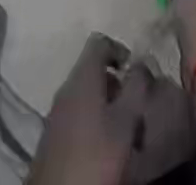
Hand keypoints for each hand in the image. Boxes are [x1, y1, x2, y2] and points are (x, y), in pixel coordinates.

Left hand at [26, 34, 149, 184]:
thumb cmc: (94, 154)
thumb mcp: (125, 119)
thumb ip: (136, 86)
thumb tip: (141, 62)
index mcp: (82, 77)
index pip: (99, 41)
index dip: (120, 49)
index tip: (136, 71)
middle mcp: (66, 88)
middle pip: (96, 71)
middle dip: (121, 87)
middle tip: (138, 110)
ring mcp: (57, 112)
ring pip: (90, 96)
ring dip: (112, 109)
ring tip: (129, 135)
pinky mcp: (54, 136)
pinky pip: (80, 116)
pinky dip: (98, 123)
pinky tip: (110, 148)